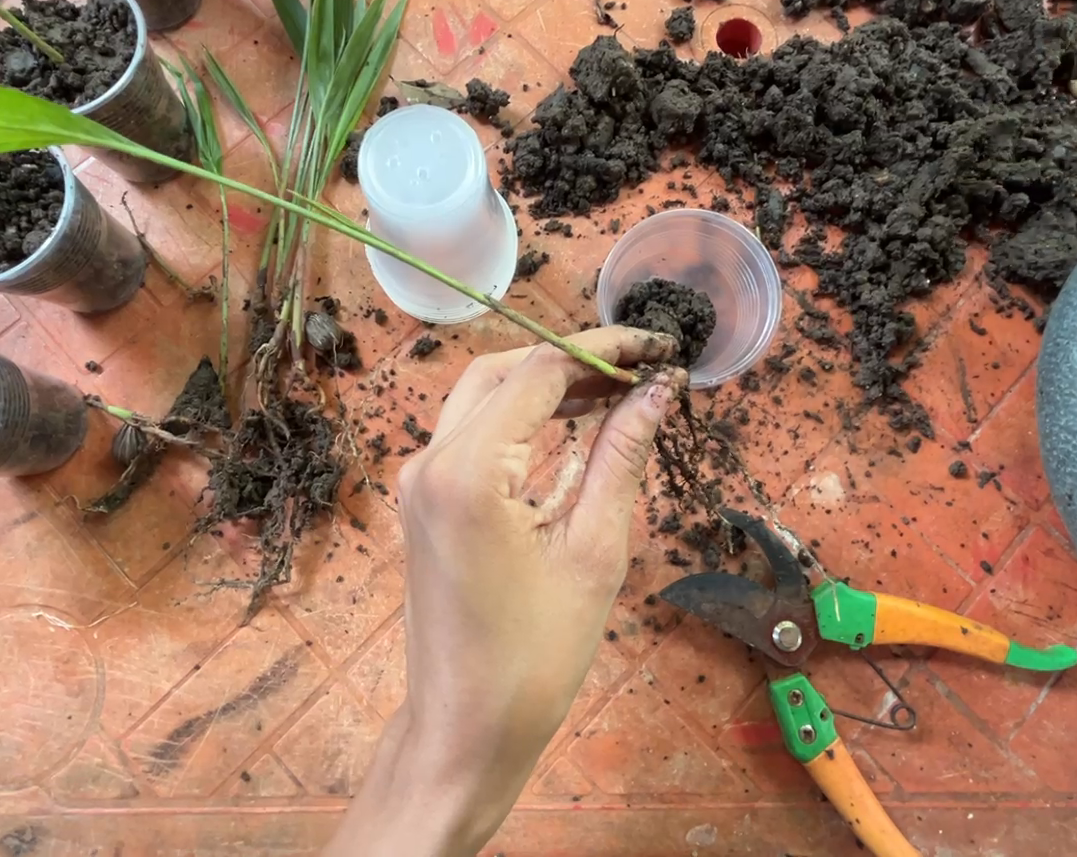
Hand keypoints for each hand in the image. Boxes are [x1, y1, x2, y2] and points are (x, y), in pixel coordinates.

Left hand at [322, 327, 683, 856]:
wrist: (464, 729)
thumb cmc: (537, 656)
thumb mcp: (595, 549)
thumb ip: (621, 455)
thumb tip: (658, 390)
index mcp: (470, 470)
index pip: (541, 371)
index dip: (604, 350)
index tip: (655, 345)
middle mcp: (431, 458)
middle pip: (505, 371)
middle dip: (573, 359)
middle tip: (638, 368)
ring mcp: (419, 475)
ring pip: (484, 394)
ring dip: (546, 383)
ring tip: (615, 390)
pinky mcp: (423, 494)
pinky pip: (472, 429)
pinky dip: (520, 415)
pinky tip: (569, 423)